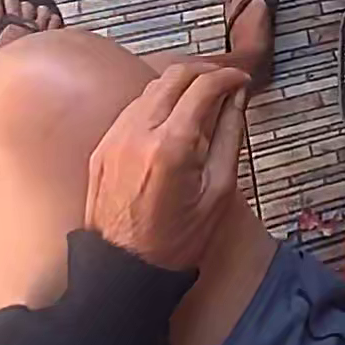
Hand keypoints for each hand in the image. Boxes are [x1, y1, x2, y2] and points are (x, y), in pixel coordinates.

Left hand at [85, 63, 249, 270]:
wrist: (121, 274)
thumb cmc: (176, 239)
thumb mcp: (220, 188)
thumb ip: (231, 133)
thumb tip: (237, 97)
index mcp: (172, 146)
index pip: (204, 86)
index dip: (229, 76)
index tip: (242, 80)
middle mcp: (138, 135)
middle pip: (176, 75)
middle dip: (207, 71)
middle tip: (226, 81)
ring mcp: (115, 139)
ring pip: (154, 86)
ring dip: (182, 83)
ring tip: (204, 98)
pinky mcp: (103, 148)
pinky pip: (135, 107)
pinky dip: (160, 100)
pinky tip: (175, 117)